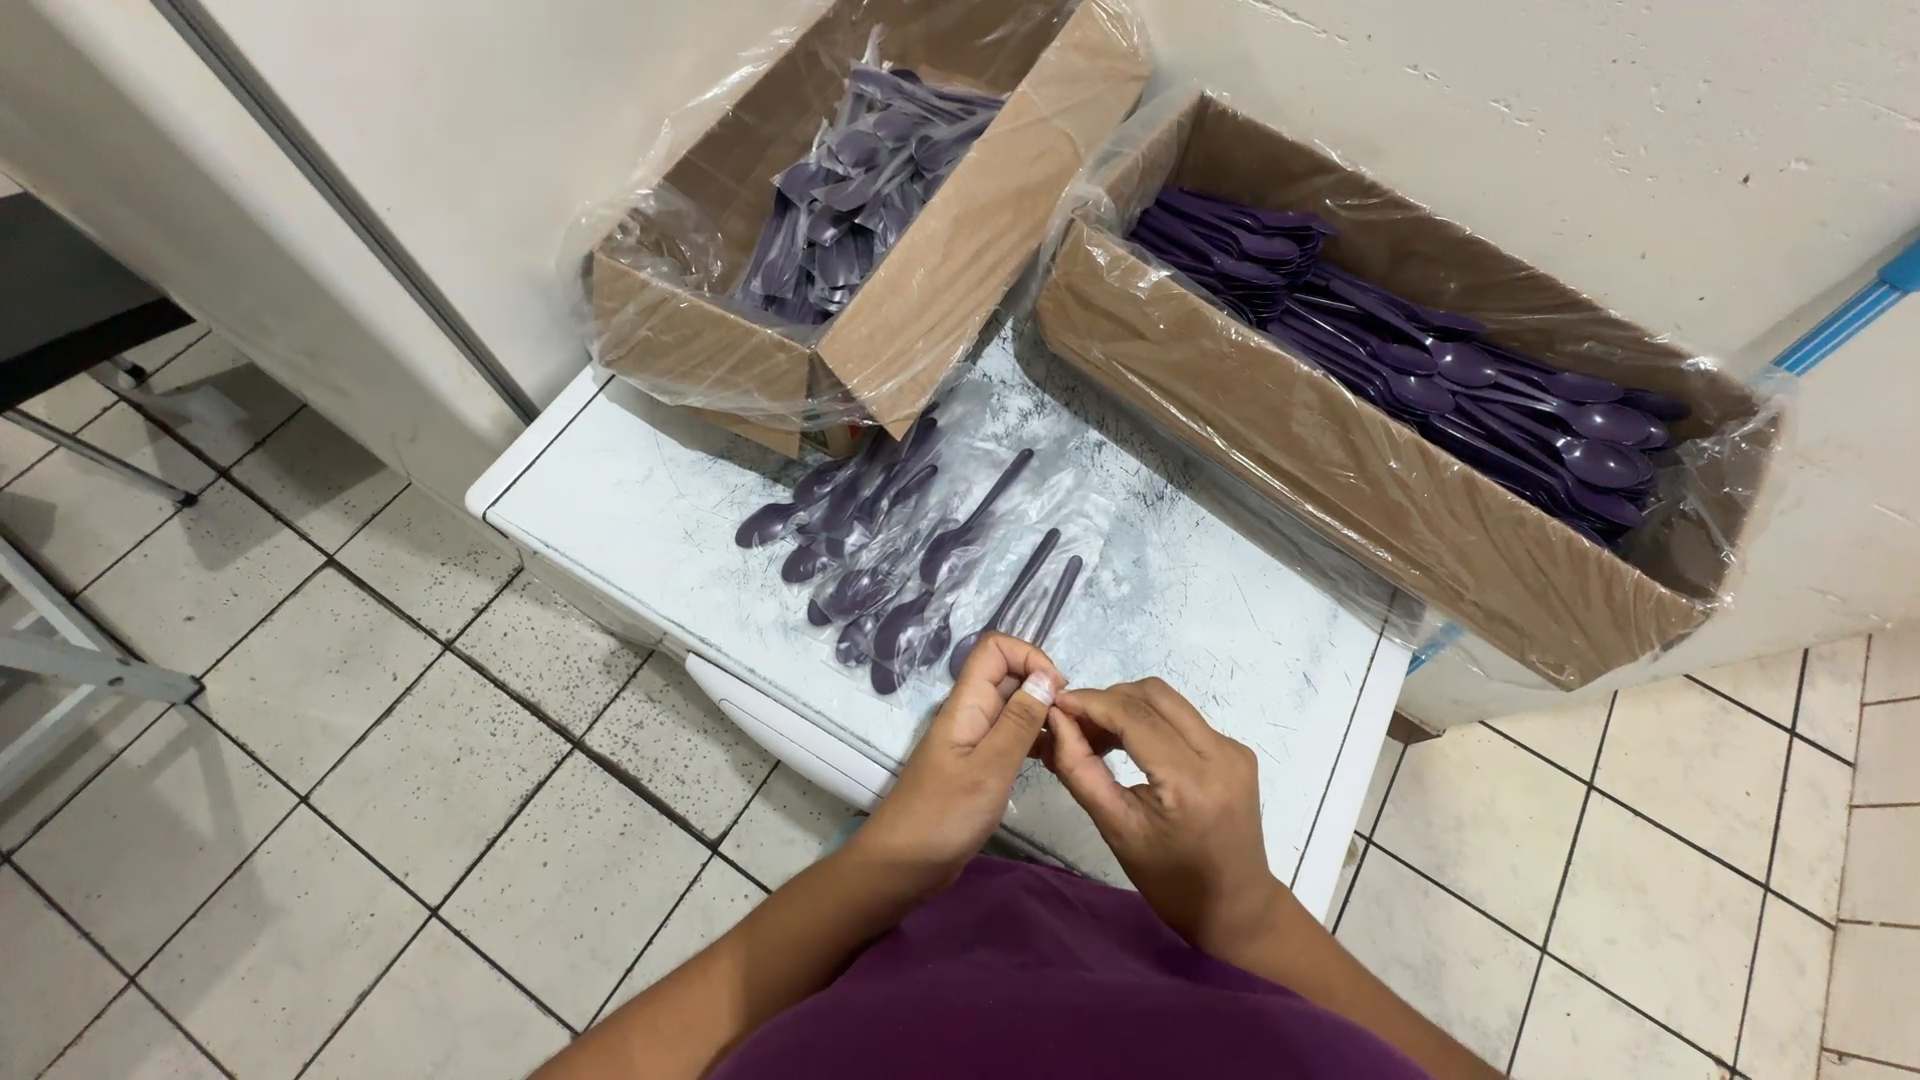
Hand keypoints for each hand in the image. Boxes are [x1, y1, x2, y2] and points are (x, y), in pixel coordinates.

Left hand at [850, 633, 1063, 895]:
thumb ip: (1019, 721)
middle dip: (1043, 686)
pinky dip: (1034, 741)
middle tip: (1071, 722)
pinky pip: (1010, 737)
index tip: (1058, 690)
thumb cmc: (943, 816)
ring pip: (1013, 707)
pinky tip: (1053, 760)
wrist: (902, 866)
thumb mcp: (990, 768)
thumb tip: (1045, 676)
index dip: (1030, 656)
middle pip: (1008, 675)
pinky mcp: (978, 765)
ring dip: (1042, 715)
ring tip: (1069, 742)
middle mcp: (969, 713)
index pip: (995, 649)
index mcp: (966, 704)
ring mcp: (973, 740)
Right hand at [1041, 678, 1285, 957]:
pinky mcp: (1237, 750)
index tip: (1054, 704)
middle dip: (1107, 700)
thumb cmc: (1168, 879)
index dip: (1089, 702)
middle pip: (1153, 694)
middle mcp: (1220, 754)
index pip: (1132, 716)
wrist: (1234, 906)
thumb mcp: (1114, 828)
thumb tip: (1055, 720)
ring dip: (1127, 706)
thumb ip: (1079, 769)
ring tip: (1098, 736)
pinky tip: (1130, 745)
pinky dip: (1149, 720)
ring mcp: (1233, 749)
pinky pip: (1183, 717)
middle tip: (1075, 724)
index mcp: (1189, 782)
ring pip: (1168, 700)